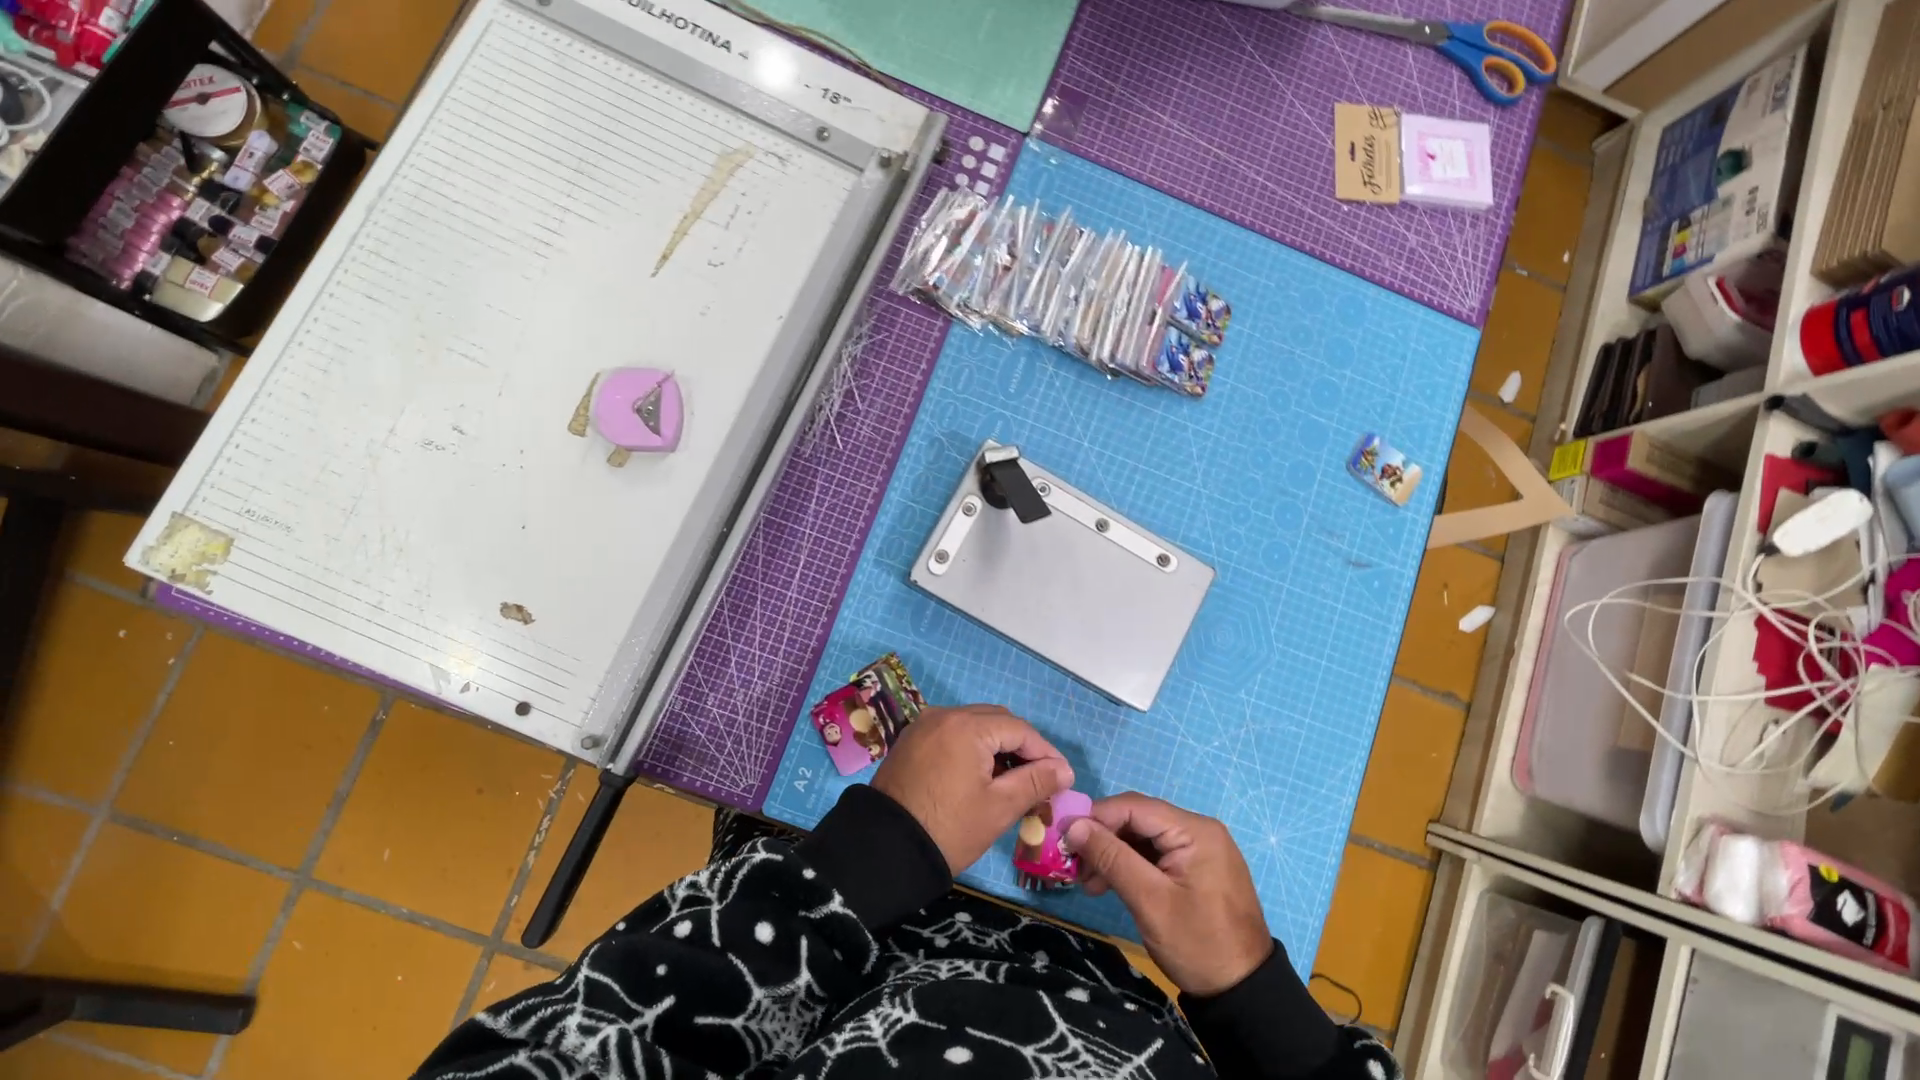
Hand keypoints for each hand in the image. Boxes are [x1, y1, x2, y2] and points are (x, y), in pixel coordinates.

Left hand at [872, 705, 1073, 873]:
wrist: (884, 851)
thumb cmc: (948, 829)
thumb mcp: (999, 807)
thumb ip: (1035, 781)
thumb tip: (1064, 769)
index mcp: (966, 726)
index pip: (1019, 729)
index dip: (1045, 752)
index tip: (1063, 777)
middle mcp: (943, 715)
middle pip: (996, 721)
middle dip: (1021, 747)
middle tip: (1040, 779)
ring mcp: (923, 727)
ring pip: (973, 726)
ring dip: (996, 747)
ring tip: (1013, 781)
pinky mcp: (911, 742)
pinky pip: (951, 735)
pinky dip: (971, 749)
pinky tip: (982, 777)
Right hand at [1065, 793, 1272, 996]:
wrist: (1242, 991)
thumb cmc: (1197, 944)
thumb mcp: (1149, 901)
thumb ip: (1111, 857)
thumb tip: (1074, 825)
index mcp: (1194, 830)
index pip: (1134, 806)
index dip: (1096, 818)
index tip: (1064, 840)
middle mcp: (1198, 830)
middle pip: (1138, 820)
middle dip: (1103, 839)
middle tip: (1075, 868)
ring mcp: (1199, 849)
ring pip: (1143, 837)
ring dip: (1113, 855)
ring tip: (1090, 884)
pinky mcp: (1195, 867)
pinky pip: (1155, 854)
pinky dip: (1130, 866)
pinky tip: (1110, 885)